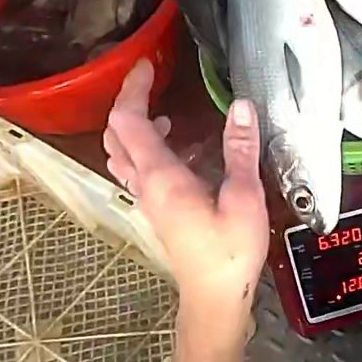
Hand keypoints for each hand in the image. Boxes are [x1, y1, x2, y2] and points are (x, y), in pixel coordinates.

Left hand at [103, 60, 267, 349]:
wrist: (215, 295)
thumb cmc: (230, 250)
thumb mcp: (243, 197)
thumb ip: (240, 151)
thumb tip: (242, 107)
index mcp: (162, 177)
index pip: (129, 121)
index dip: (133, 89)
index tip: (148, 66)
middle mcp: (146, 184)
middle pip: (118, 135)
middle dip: (130, 104)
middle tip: (154, 85)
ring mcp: (149, 199)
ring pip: (124, 154)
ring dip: (137, 129)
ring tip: (170, 116)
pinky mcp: (159, 211)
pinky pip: (140, 170)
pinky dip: (151, 150)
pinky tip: (184, 153)